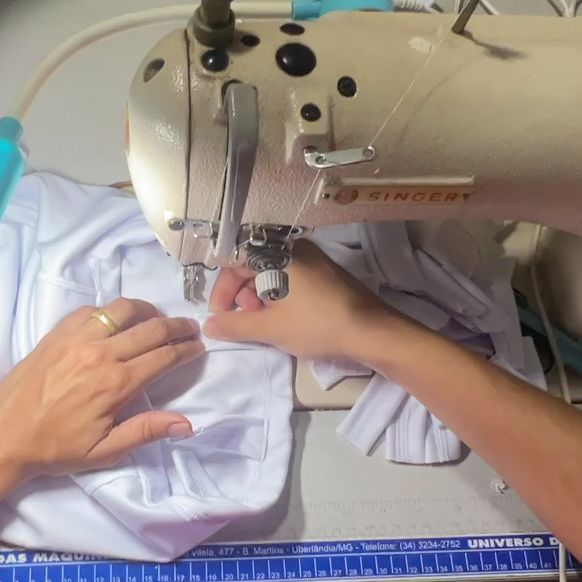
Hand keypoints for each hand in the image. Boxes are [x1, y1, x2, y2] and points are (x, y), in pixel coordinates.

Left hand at [0, 298, 205, 481]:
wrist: (4, 437)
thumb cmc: (56, 449)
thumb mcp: (105, 451)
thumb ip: (146, 431)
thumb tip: (186, 424)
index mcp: (115, 383)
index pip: (163, 357)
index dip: (186, 350)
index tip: (198, 348)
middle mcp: (99, 353)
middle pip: (150, 328)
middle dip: (176, 326)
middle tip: (190, 328)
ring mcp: (75, 338)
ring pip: (121, 309)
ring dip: (147, 310)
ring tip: (158, 318)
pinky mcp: (56, 334)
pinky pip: (91, 310)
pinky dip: (111, 311)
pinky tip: (117, 322)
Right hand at [203, 242, 407, 360]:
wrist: (372, 332)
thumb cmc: (318, 324)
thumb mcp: (271, 328)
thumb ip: (236, 325)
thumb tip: (210, 326)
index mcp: (280, 252)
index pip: (235, 263)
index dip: (222, 292)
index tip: (219, 317)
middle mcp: (295, 249)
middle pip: (253, 268)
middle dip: (242, 297)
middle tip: (247, 322)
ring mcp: (313, 261)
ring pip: (271, 276)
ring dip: (259, 300)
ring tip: (266, 324)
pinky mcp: (324, 276)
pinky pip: (290, 281)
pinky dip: (279, 299)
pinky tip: (284, 321)